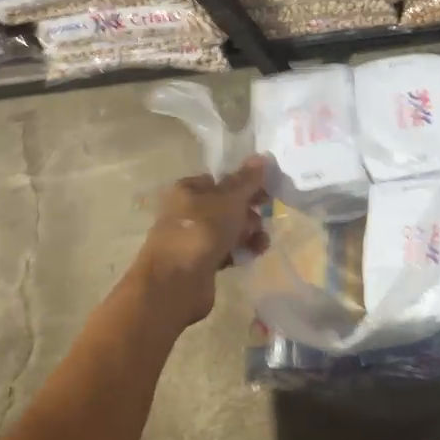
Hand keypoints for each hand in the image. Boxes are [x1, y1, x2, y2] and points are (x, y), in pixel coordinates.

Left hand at [133, 157, 270, 327]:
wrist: (174, 283)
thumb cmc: (201, 231)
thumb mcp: (230, 199)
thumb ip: (247, 180)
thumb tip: (261, 156)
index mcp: (188, 190)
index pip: (221, 180)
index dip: (245, 185)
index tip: (265, 195)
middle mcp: (187, 211)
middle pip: (227, 205)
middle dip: (250, 213)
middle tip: (261, 221)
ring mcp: (191, 238)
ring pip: (229, 229)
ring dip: (249, 234)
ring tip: (259, 244)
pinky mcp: (197, 262)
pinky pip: (224, 250)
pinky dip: (238, 251)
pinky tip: (249, 256)